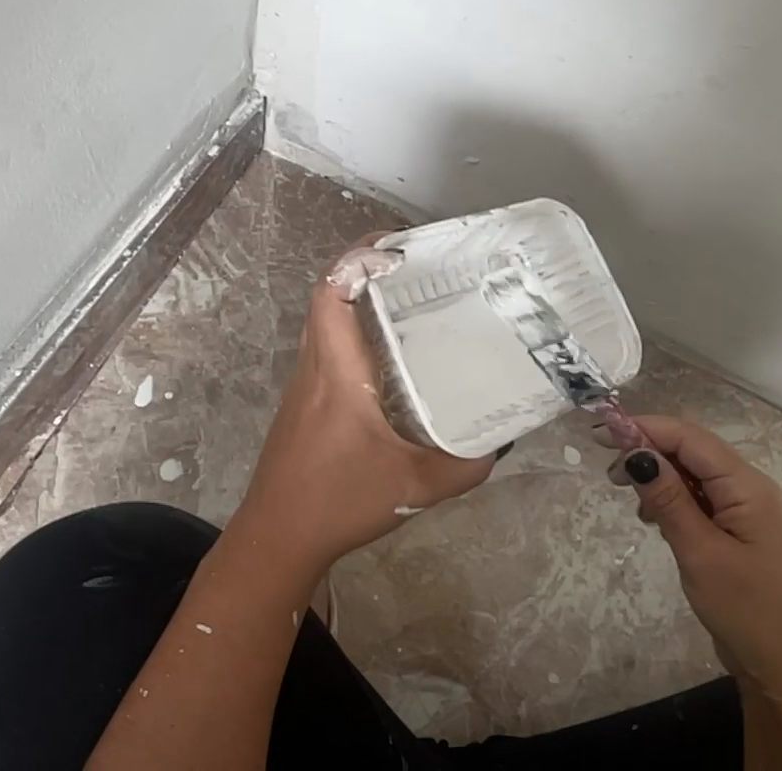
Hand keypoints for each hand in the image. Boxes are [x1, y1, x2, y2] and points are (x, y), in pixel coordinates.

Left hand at [232, 236, 495, 574]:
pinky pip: (327, 346)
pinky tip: (389, 355)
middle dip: (367, 271)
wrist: (278, 536)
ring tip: (411, 301)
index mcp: (337, 370)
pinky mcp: (303, 400)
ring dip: (359, 301)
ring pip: (326, 321)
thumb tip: (502, 438)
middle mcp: (315, 365)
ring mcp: (304, 382)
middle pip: (328, 296)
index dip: (359, 258)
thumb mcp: (417, 487)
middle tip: (419, 268)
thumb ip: (466, 463)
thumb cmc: (339, 501)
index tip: (400, 246)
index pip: (332, 292)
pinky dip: (354, 333)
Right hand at [597, 415, 781, 680]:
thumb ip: (668, 499)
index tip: (602, 434)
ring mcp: (745, 509)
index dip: (645, 428)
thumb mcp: (699, 553)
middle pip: (692, 449)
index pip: (689, 437)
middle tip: (609, 471)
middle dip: (648, 449)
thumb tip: (636, 453)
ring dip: (658, 474)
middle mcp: (749, 487)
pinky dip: (672, 497)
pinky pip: (700, 497)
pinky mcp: (737, 530)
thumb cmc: (746, 609)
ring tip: (627, 496)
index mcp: (746, 486)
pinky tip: (653, 518)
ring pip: (694, 472)